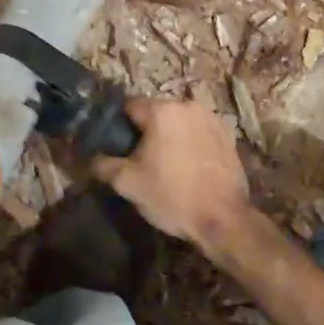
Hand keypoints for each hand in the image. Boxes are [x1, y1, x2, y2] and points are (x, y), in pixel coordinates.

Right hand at [92, 98, 252, 249]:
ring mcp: (213, 120)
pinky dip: (190, 144)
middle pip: (157, 113)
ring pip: (180, 123)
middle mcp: (189, 106)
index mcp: (162, 111)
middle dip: (146, 132)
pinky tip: (188, 168)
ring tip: (165, 165)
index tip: (116, 145)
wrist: (222, 218)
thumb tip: (94, 159)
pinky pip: (199, 133)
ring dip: (170, 137)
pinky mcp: (228, 136)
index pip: (130, 106)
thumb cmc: (172, 196)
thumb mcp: (128, 184)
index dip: (118, 125)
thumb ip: (104, 165)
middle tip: (139, 159)